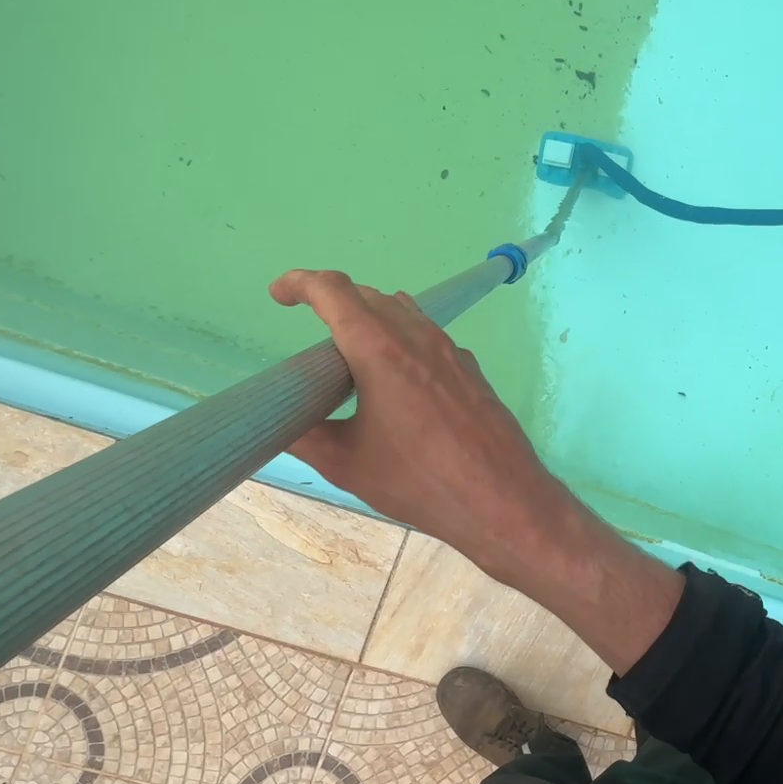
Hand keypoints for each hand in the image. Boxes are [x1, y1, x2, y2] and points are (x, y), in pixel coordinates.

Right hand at [271, 269, 683, 672]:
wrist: (503, 500)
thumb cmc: (421, 482)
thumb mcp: (348, 464)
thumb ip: (307, 437)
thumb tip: (281, 425)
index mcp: (380, 349)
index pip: (333, 290)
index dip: (300, 283)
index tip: (279, 295)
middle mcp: (420, 339)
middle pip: (371, 297)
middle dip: (336, 302)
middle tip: (313, 330)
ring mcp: (454, 354)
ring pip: (408, 315)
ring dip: (375, 319)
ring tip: (355, 352)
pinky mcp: (475, 374)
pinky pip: (433, 341)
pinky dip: (407, 343)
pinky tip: (402, 381)